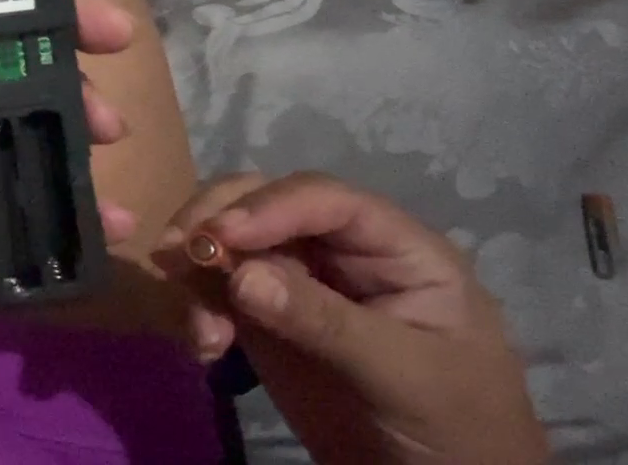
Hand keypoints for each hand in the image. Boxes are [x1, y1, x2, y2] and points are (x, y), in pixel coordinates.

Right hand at [158, 172, 547, 464]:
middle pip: (258, 202)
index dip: (267, 206)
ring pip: (224, 238)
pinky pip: (212, 284)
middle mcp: (336, 247)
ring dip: (196, 270)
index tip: (219, 236)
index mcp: (393, 247)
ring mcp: (294, 275)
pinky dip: (196, 306)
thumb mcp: (403, 376)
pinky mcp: (260, 307)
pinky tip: (206, 346)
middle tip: (173, 254)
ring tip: (200, 329)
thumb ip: (324, 322)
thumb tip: (241, 277)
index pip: (323, 199)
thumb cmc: (455, 428)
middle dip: (212, 224)